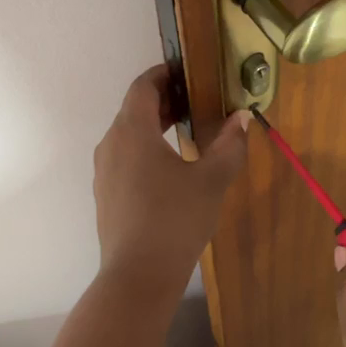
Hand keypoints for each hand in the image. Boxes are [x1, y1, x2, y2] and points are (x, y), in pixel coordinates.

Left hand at [93, 65, 249, 292]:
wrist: (139, 275)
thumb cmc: (176, 219)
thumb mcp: (211, 180)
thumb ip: (229, 145)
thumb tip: (241, 118)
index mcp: (132, 131)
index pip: (143, 86)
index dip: (165, 73)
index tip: (188, 70)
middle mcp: (111, 145)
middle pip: (135, 110)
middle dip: (164, 101)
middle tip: (196, 100)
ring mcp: (104, 172)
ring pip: (129, 137)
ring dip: (155, 128)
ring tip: (188, 133)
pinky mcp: (105, 196)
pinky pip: (125, 160)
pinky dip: (146, 151)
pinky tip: (171, 170)